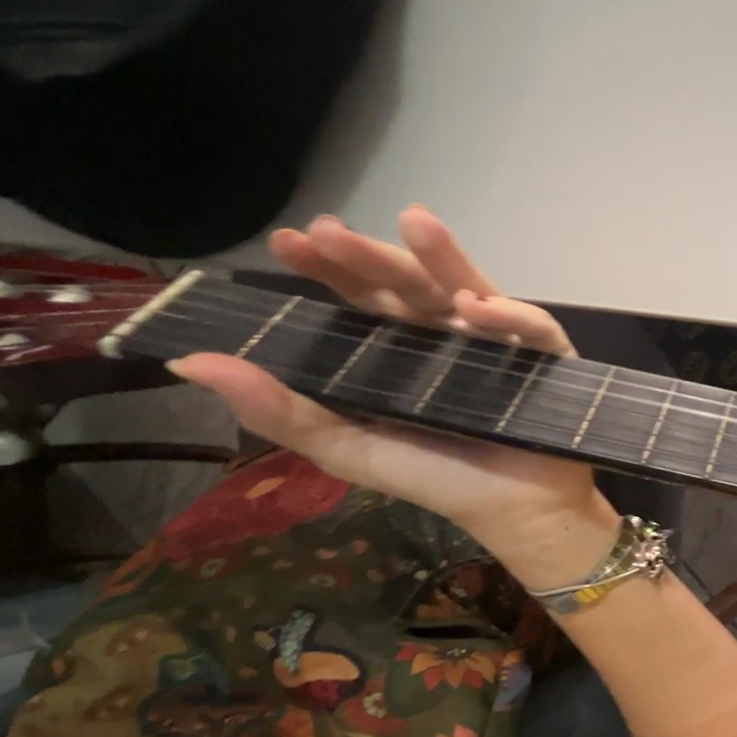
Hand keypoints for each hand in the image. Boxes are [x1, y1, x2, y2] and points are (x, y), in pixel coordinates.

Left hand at [168, 207, 608, 561]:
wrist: (517, 512)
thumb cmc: (439, 479)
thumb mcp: (348, 448)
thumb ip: (280, 411)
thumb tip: (189, 361)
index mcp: (401, 352)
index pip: (361, 300)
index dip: (329, 269)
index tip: (291, 242)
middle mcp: (448, 336)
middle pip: (409, 284)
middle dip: (372, 255)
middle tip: (333, 233)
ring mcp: (500, 343)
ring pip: (470, 287)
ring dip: (444, 257)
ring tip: (416, 223)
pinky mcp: (547, 357)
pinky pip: (532, 326)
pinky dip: (509, 312)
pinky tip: (476, 309)